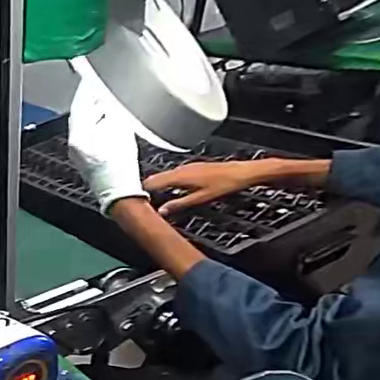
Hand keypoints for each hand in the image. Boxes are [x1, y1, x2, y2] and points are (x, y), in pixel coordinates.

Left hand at [66, 78, 145, 213]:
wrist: (119, 194)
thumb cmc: (119, 169)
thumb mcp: (119, 133)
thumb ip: (112, 113)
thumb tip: (109, 103)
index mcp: (78, 137)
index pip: (79, 105)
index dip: (87, 89)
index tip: (92, 77)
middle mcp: (74, 144)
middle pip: (80, 114)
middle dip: (90, 99)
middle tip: (101, 86)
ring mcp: (79, 153)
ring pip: (84, 124)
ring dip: (94, 111)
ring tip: (105, 100)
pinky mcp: (86, 158)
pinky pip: (89, 134)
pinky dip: (97, 123)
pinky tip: (106, 120)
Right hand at [143, 157, 326, 216]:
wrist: (246, 172)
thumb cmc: (227, 183)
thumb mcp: (202, 199)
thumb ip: (179, 205)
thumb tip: (161, 211)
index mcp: (180, 176)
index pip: (152, 183)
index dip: (140, 192)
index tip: (132, 200)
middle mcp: (181, 169)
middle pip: (156, 179)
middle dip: (145, 189)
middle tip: (137, 202)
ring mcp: (188, 168)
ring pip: (164, 177)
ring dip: (156, 187)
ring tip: (150, 199)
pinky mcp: (194, 169)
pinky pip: (173, 176)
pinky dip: (166, 184)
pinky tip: (169, 192)